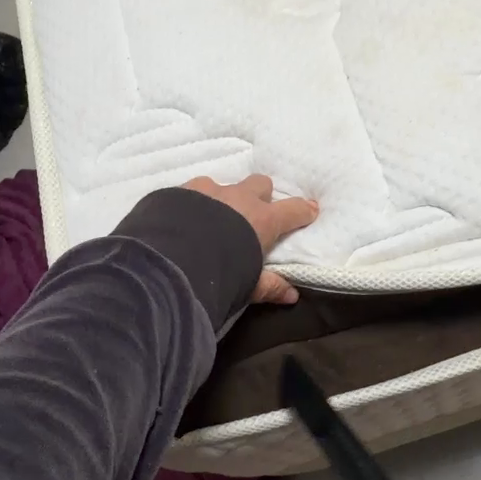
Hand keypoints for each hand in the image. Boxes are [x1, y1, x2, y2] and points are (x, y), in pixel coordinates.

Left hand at [182, 175, 318, 304]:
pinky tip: (182, 220)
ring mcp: (209, 190)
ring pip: (224, 185)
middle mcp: (239, 198)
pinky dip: (192, 202)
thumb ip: (269, 286)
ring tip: (209, 221)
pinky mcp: (180, 191)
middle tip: (252, 216)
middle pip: (261, 184)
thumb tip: (292, 295)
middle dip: (260, 195)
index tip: (309, 211)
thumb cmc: (220, 274)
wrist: (170, 261)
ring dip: (222, 199)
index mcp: (262, 220)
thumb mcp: (248, 286)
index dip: (303, 210)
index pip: (293, 210)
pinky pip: (192, 191)